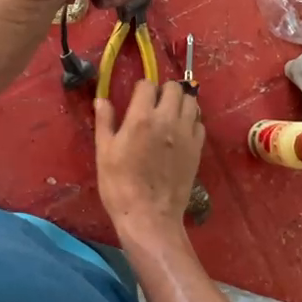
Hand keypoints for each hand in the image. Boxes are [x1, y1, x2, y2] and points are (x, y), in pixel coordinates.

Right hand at [95, 80, 204, 237]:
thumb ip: (105, 122)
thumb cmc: (120, 185)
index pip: (147, 85)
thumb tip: (101, 99)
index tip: (136, 99)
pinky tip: (180, 132)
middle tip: (154, 105)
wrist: (149, 216)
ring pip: (192, 101)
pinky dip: (191, 122)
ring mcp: (186, 134)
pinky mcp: (198, 148)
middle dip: (163, 91)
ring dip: (180, 103)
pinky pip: (199, 123)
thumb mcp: (104, 152)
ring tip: (170, 115)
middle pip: (174, 88)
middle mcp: (168, 119)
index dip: (141, 89)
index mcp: (142, 118)